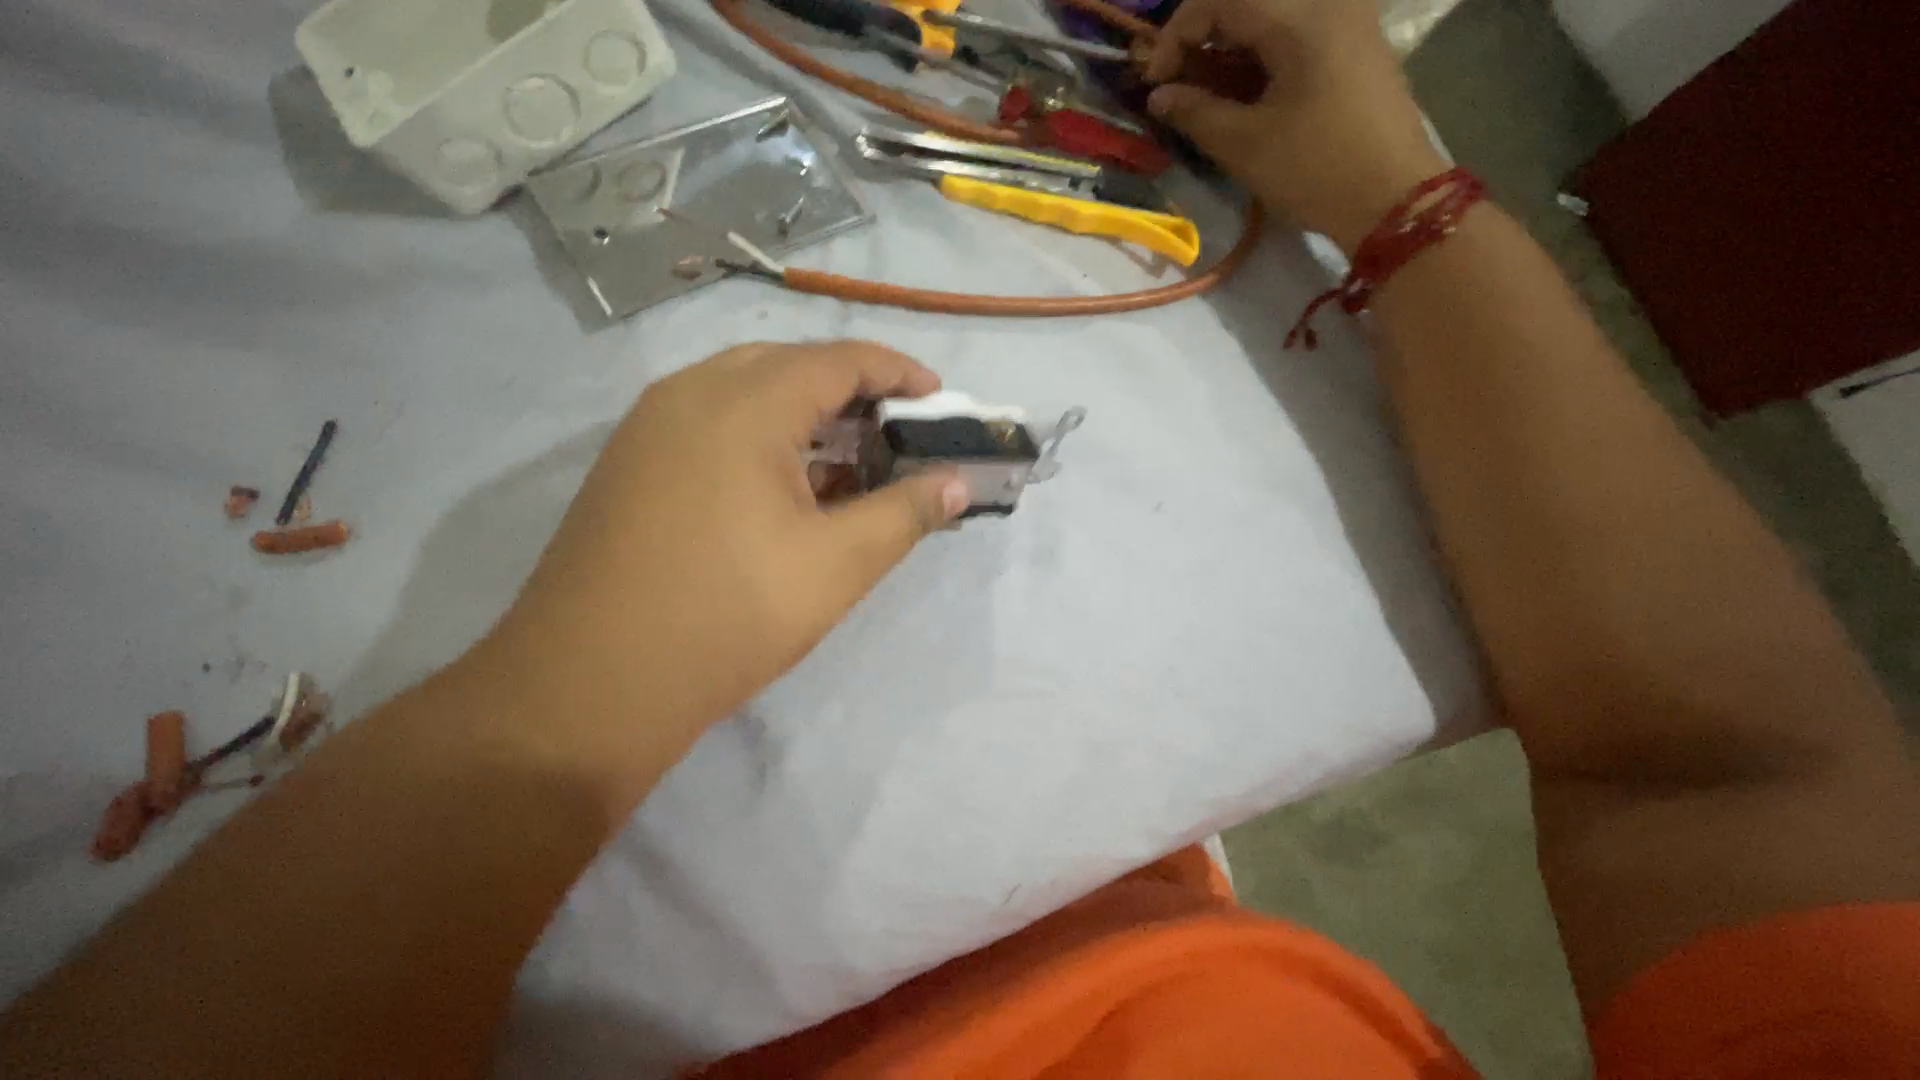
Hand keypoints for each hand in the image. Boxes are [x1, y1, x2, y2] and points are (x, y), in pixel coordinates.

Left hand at [467, 342, 967, 802]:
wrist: (590, 684)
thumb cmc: (727, 616)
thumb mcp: (835, 567)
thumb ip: (905, 514)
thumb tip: (958, 482)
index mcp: (744, 404)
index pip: (838, 359)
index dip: (898, 371)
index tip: (940, 398)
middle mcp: (690, 394)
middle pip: (789, 366)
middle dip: (851, 391)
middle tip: (896, 432)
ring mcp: (649, 428)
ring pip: (744, 393)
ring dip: (803, 415)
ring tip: (849, 462)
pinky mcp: (629, 465)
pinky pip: (709, 424)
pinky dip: (759, 438)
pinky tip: (785, 490)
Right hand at [1145, 0, 1447, 252]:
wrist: (1396, 200)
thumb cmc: (1316, 171)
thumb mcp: (1245, 146)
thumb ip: (1195, 112)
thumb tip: (1160, 95)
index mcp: (1301, 18)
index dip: (1176, 34)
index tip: (1155, 81)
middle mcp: (1330, 3)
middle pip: (1248, 1)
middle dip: (1203, 36)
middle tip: (1179, 82)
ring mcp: (1351, 20)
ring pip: (1273, 15)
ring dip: (1232, 46)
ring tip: (1209, 92)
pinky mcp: (1359, 45)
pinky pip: (1299, 29)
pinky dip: (1263, 51)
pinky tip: (1248, 91)